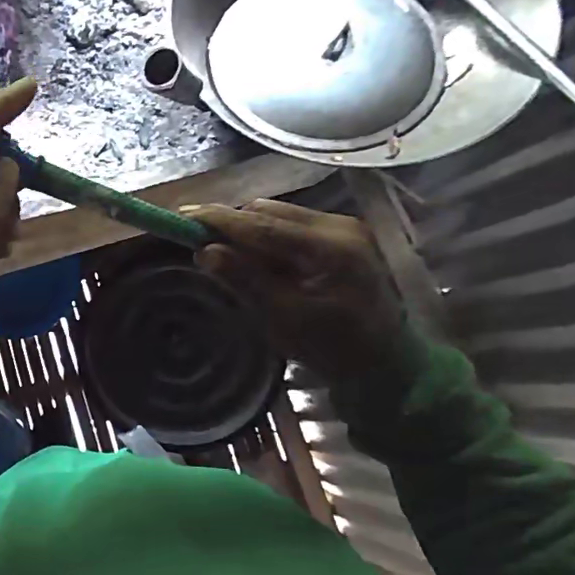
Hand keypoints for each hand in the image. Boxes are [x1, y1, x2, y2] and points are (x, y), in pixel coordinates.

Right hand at [183, 200, 407, 382]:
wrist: (389, 362)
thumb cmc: (335, 350)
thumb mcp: (284, 320)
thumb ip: (246, 281)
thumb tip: (205, 251)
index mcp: (330, 249)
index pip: (263, 225)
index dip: (220, 219)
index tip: (185, 215)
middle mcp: (340, 227)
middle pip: (271, 212)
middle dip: (233, 223)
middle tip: (200, 238)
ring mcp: (346, 227)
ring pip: (281, 214)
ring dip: (250, 229)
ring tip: (227, 251)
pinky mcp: (345, 234)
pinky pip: (294, 225)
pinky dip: (269, 236)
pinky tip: (259, 257)